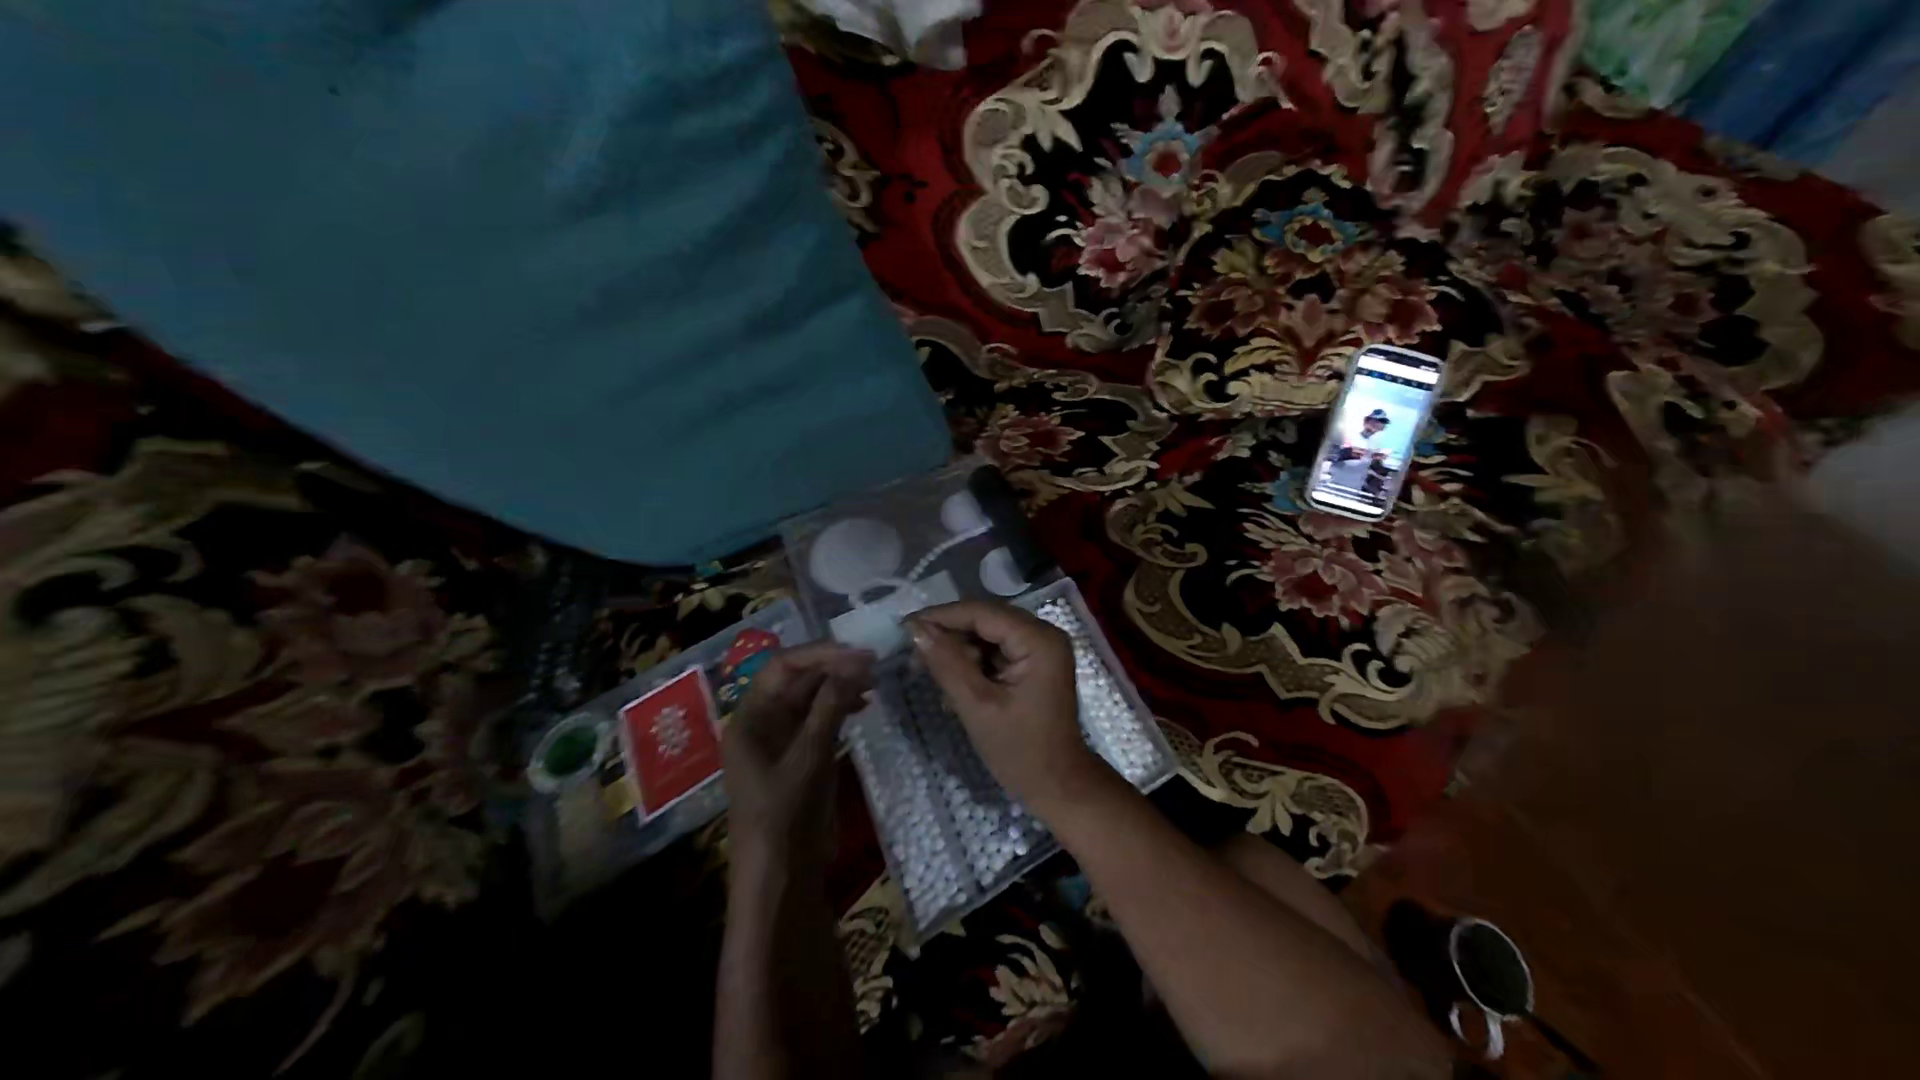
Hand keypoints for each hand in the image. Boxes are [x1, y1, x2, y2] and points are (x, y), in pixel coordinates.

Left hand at [722, 643, 873, 870]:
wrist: (780, 877)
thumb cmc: (786, 814)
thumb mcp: (810, 757)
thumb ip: (830, 706)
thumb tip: (855, 664)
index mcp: (750, 717)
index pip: (783, 667)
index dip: (821, 654)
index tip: (860, 654)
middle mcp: (760, 722)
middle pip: (796, 680)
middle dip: (833, 668)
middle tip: (874, 664)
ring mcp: (778, 740)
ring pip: (809, 698)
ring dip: (839, 686)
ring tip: (873, 682)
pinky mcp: (796, 757)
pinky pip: (816, 720)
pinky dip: (838, 708)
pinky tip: (862, 706)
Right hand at [906, 601, 1108, 813]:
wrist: (1058, 786)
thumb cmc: (1020, 751)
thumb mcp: (977, 706)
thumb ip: (946, 663)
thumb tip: (915, 629)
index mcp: (1039, 641)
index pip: (982, 613)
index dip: (941, 616)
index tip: (904, 626)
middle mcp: (1044, 634)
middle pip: (986, 619)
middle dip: (949, 634)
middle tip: (914, 654)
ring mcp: (1042, 648)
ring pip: (989, 633)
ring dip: (959, 650)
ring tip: (931, 674)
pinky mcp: (1036, 662)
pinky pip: (997, 649)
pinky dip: (974, 661)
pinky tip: (955, 683)